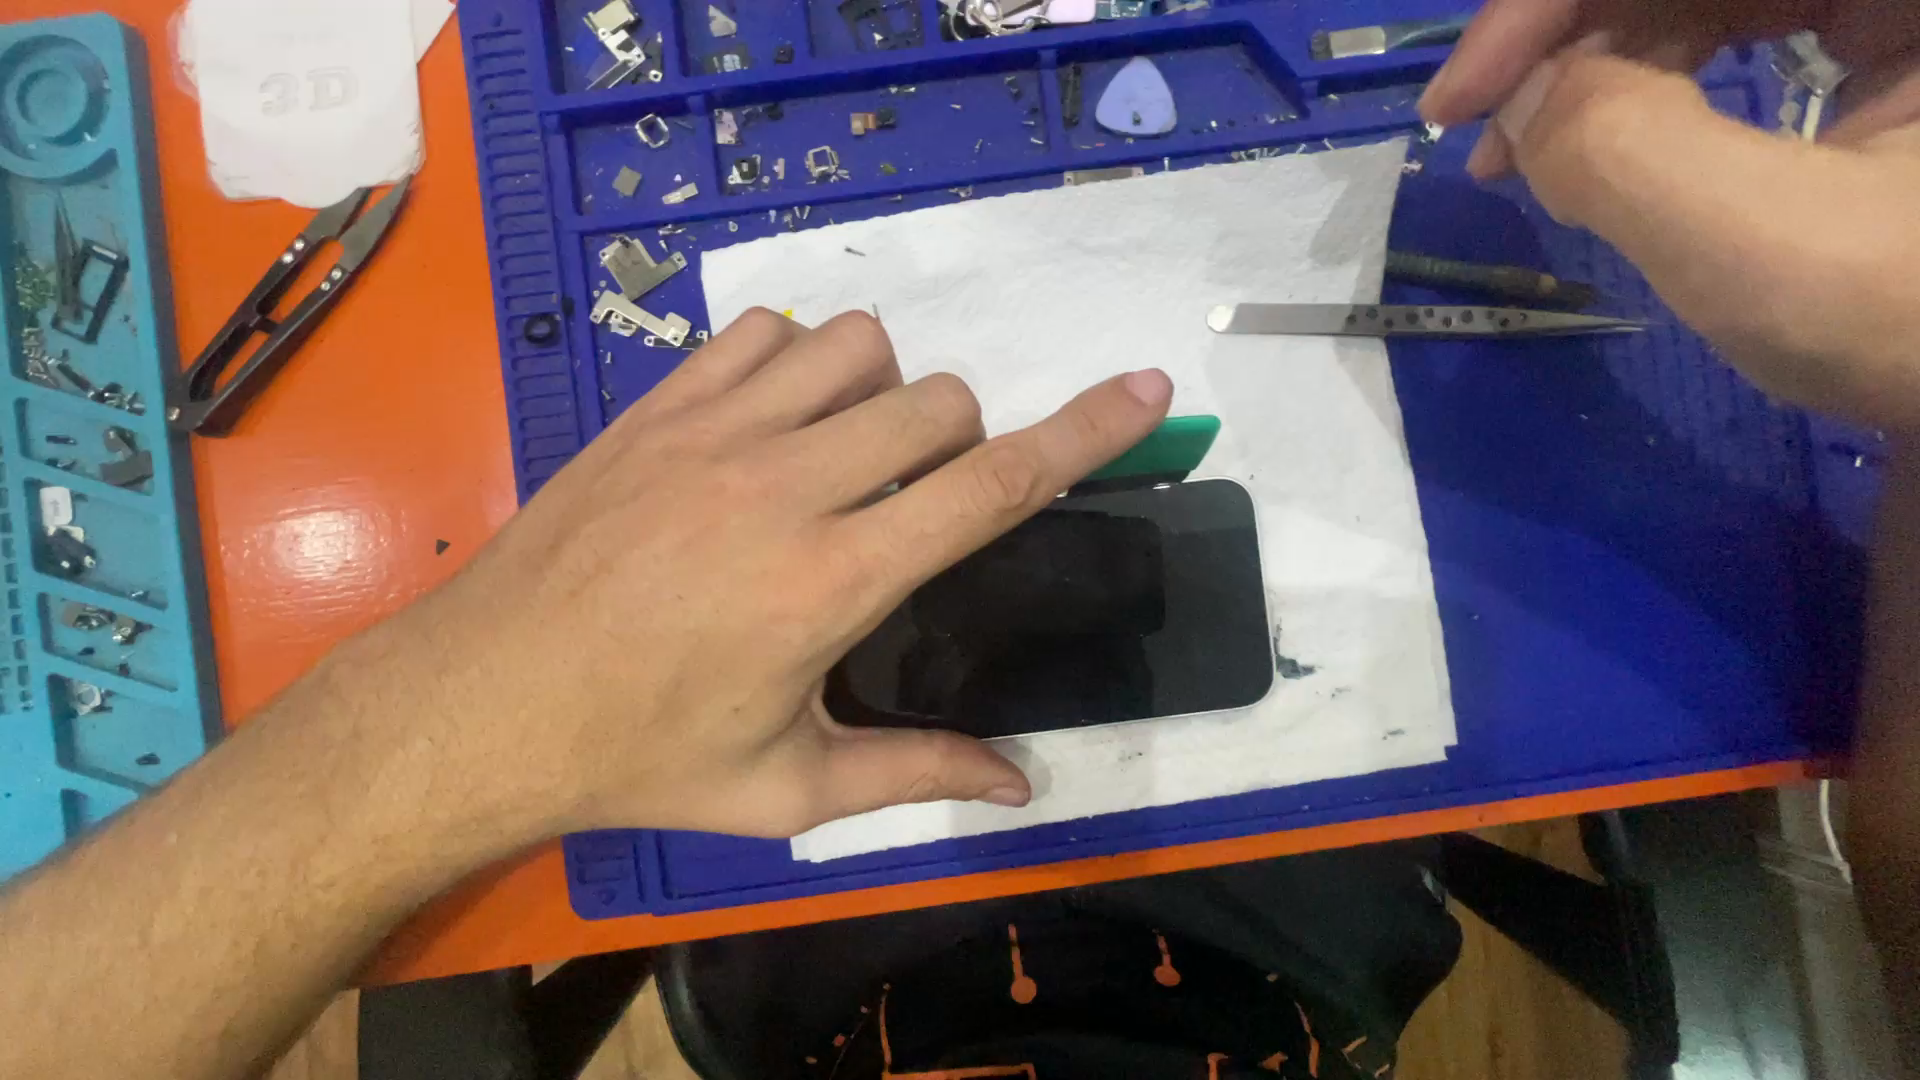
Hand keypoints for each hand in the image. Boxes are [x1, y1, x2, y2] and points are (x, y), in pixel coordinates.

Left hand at [358, 309, 1171, 839]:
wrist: (476, 707)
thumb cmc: (640, 757)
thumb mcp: (789, 790)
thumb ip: (916, 774)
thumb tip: (1021, 785)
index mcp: (836, 580)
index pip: (995, 486)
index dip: (1086, 432)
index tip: (1146, 390)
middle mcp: (788, 484)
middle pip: (939, 402)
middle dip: (960, 442)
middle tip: (911, 506)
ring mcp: (715, 431)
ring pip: (858, 344)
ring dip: (883, 392)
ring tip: (846, 455)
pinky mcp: (656, 407)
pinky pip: (765, 331)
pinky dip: (797, 360)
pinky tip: (771, 421)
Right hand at [1419, 0, 1919, 428]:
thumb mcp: (1767, 246)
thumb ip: (1629, 156)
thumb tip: (1517, 101)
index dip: (1553, 3)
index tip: (1455, 102)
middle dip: (1568, 39)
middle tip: (1484, 138)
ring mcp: (1911, 3)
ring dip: (1596, 65)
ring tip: (1527, 158)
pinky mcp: (1906, 34)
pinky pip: (1751, 24)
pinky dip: (1651, 83)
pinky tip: (1603, 148)